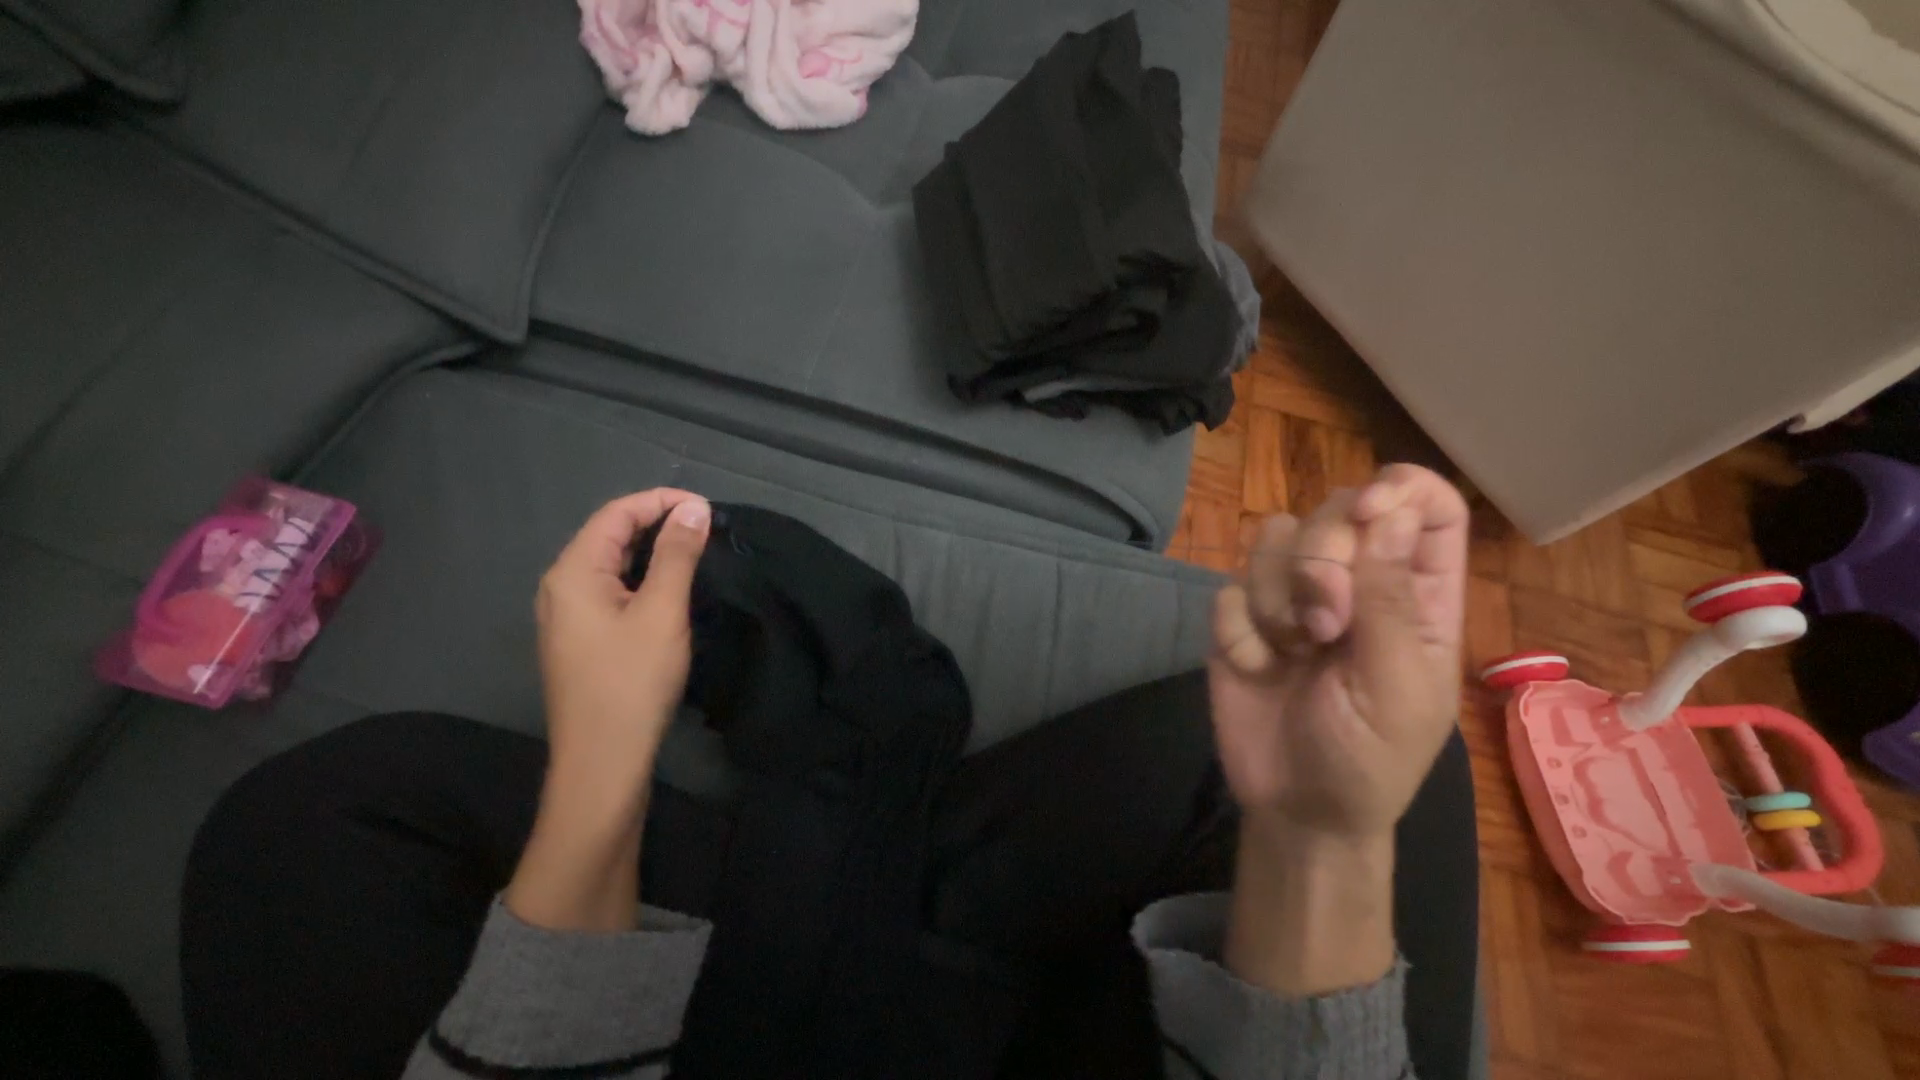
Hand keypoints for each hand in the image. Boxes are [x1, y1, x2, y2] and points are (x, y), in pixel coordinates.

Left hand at [510, 489, 710, 931]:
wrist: (602, 761)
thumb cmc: (632, 682)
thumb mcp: (662, 612)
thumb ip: (677, 556)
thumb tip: (694, 509)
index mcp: (572, 572)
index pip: (616, 514)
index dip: (661, 502)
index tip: (708, 510)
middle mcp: (560, 587)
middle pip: (608, 535)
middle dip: (657, 524)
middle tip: (707, 529)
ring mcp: (566, 616)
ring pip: (609, 565)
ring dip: (651, 552)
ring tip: (695, 554)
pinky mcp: (579, 640)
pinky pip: (609, 591)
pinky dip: (640, 579)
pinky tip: (669, 591)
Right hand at [1208, 464, 1467, 843]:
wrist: (1296, 807)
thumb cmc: (1369, 756)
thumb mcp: (1395, 684)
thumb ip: (1388, 596)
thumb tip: (1389, 504)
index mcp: (1416, 595)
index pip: (1426, 508)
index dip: (1400, 490)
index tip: (1368, 511)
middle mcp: (1356, 582)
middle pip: (1336, 509)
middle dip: (1324, 556)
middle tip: (1327, 621)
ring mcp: (1293, 598)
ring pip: (1274, 538)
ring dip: (1279, 595)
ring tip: (1293, 650)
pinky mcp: (1242, 620)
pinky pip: (1230, 587)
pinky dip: (1240, 628)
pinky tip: (1258, 668)